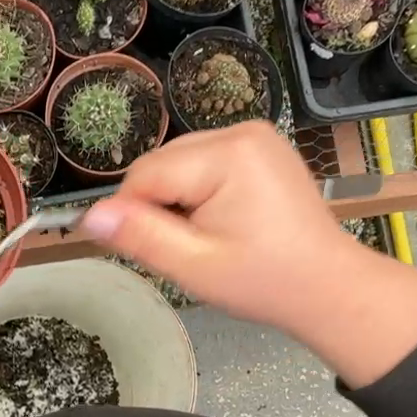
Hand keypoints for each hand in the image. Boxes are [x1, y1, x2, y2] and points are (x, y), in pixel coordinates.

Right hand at [80, 123, 416, 386]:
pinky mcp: (258, 146)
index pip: (144, 175)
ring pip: (176, 163)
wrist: (326, 285)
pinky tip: (217, 221)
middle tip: (186, 248)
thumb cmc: (263, 281)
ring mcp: (253, 135)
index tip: (153, 250)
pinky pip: (201, 163)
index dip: (134, 215)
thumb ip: (140, 236)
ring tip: (205, 236)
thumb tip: (90, 216)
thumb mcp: (193, 266)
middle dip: (158, 206)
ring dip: (175, 200)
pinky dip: (195, 192)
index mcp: (228, 155)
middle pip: (160, 164)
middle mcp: (240, 131)